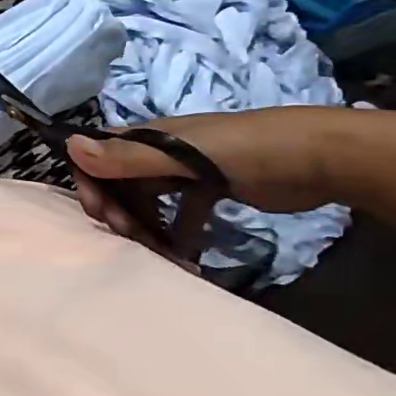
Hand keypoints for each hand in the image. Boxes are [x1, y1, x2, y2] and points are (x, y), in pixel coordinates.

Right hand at [65, 107, 355, 242]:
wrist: (327, 157)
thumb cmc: (251, 149)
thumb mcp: (184, 155)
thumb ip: (128, 157)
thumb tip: (69, 146)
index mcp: (148, 137)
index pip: (99, 157)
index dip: (92, 185)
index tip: (103, 217)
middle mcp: (161, 152)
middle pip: (121, 184)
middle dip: (120, 215)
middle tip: (135, 242)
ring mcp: (187, 172)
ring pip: (149, 202)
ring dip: (147, 229)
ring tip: (164, 257)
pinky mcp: (211, 190)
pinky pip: (180, 214)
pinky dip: (178, 234)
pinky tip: (188, 256)